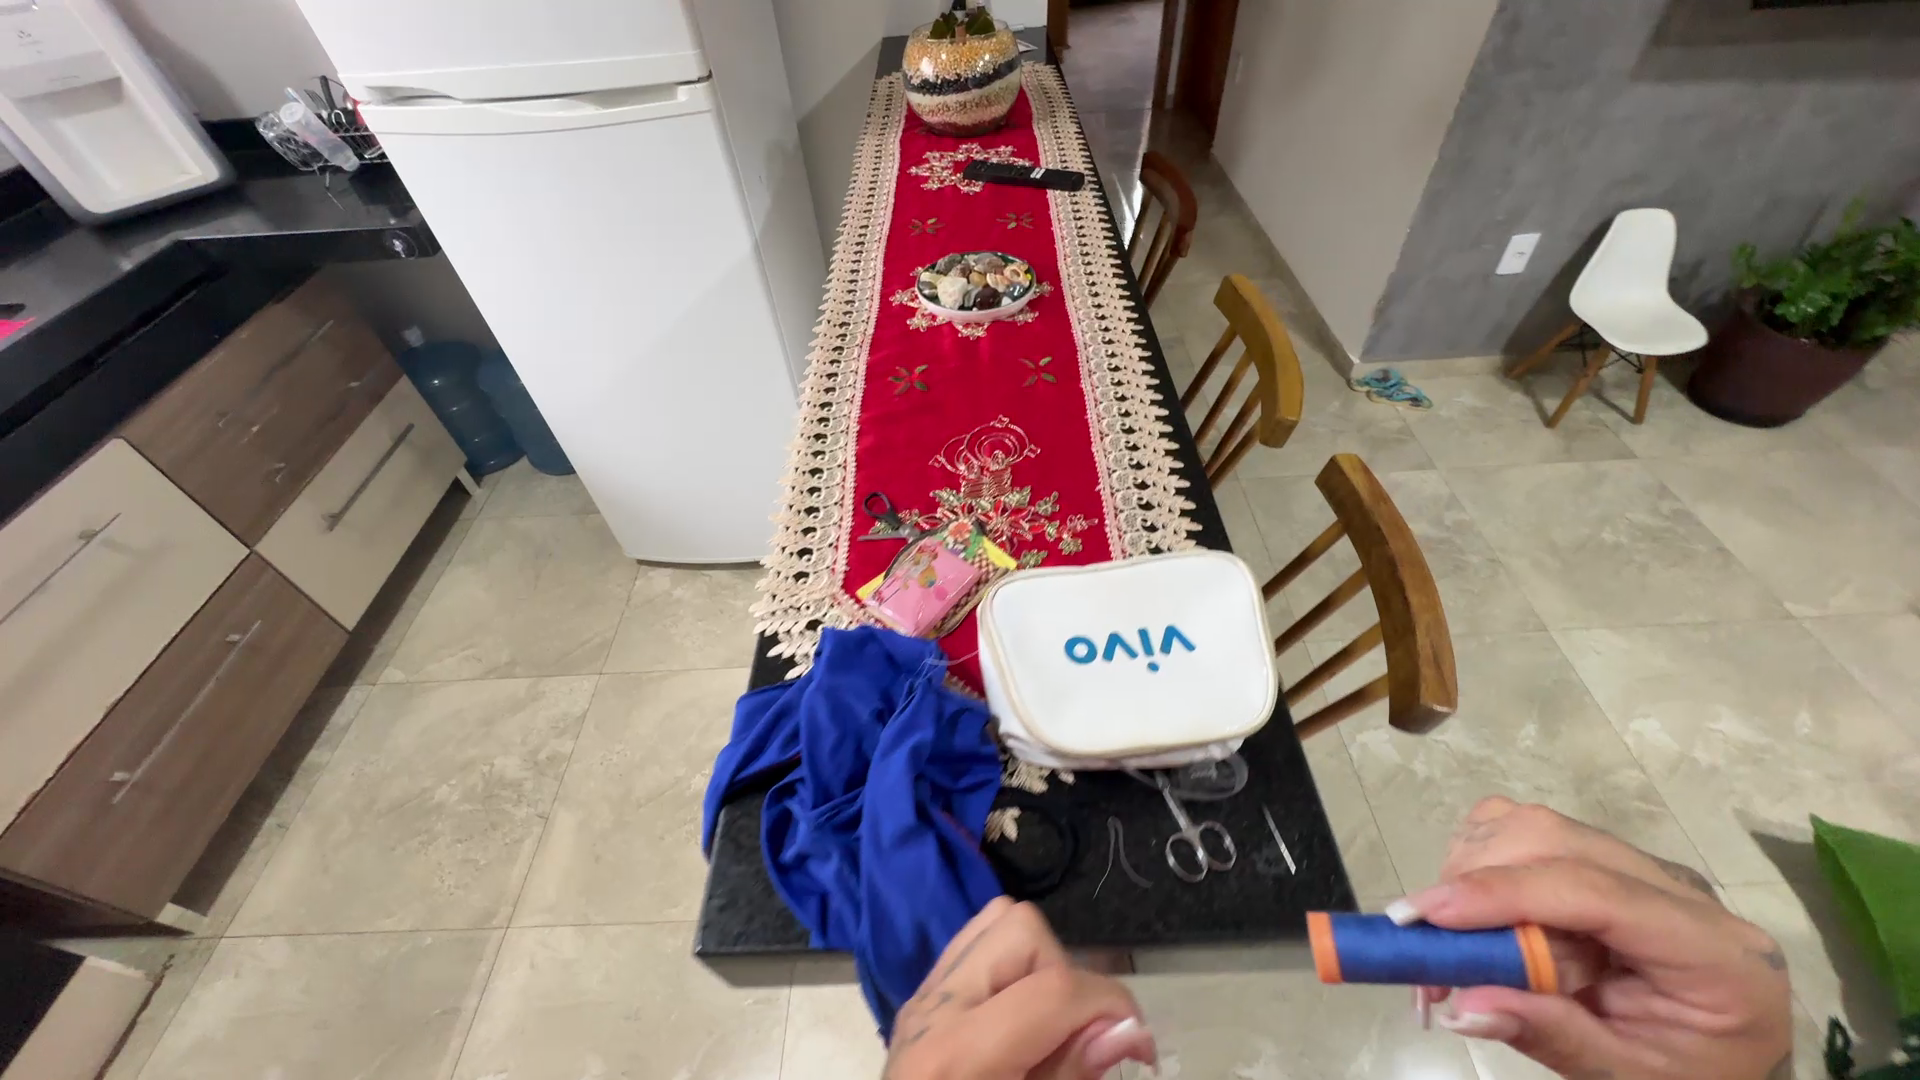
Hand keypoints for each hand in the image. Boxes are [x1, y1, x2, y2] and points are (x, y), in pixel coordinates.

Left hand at [884, 897, 1157, 1079]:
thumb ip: (1074, 1073)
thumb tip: (1129, 1028)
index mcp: (958, 1054)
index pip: (1053, 989)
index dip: (1112, 1006)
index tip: (1140, 1045)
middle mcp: (935, 1005)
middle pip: (1021, 928)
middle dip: (1067, 973)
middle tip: (1079, 1036)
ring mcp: (924, 994)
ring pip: (996, 920)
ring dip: (1038, 960)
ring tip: (1048, 1022)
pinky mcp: (923, 996)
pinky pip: (975, 942)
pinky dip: (1010, 963)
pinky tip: (1020, 1012)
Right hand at [1402, 798, 1792, 1079]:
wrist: (1711, 1060)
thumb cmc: (1679, 1072)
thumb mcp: (1629, 1077)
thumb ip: (1552, 1037)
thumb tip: (1461, 1006)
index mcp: (1711, 950)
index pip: (1590, 891)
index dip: (1500, 894)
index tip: (1424, 917)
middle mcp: (1674, 887)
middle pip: (1550, 841)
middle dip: (1474, 880)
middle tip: (1426, 936)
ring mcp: (1633, 861)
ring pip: (1527, 825)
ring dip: (1470, 868)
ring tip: (1453, 931)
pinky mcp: (1596, 851)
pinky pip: (1520, 824)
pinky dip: (1480, 854)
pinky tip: (1478, 902)